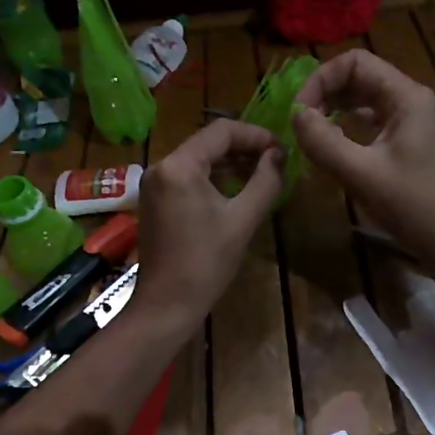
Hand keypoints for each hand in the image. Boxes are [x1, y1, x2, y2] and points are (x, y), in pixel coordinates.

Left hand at [133, 118, 283, 332]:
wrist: (166, 303)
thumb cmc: (206, 262)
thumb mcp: (243, 219)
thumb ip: (265, 180)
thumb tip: (279, 155)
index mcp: (179, 166)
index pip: (222, 131)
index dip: (256, 135)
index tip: (282, 149)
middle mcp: (160, 168)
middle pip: (207, 143)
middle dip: (243, 148)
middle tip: (275, 162)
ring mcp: (152, 185)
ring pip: (196, 160)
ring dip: (228, 164)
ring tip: (261, 176)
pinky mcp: (152, 202)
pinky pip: (185, 178)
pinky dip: (210, 179)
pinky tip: (234, 190)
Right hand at [291, 50, 434, 268]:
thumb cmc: (411, 204)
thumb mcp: (360, 173)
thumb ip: (324, 141)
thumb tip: (294, 115)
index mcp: (405, 96)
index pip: (355, 62)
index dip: (320, 79)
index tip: (298, 112)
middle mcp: (408, 99)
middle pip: (357, 76)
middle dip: (323, 92)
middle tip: (297, 123)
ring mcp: (407, 121)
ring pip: (360, 98)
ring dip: (330, 108)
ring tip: (307, 132)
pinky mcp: (402, 142)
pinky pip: (366, 120)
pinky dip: (342, 125)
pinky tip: (327, 144)